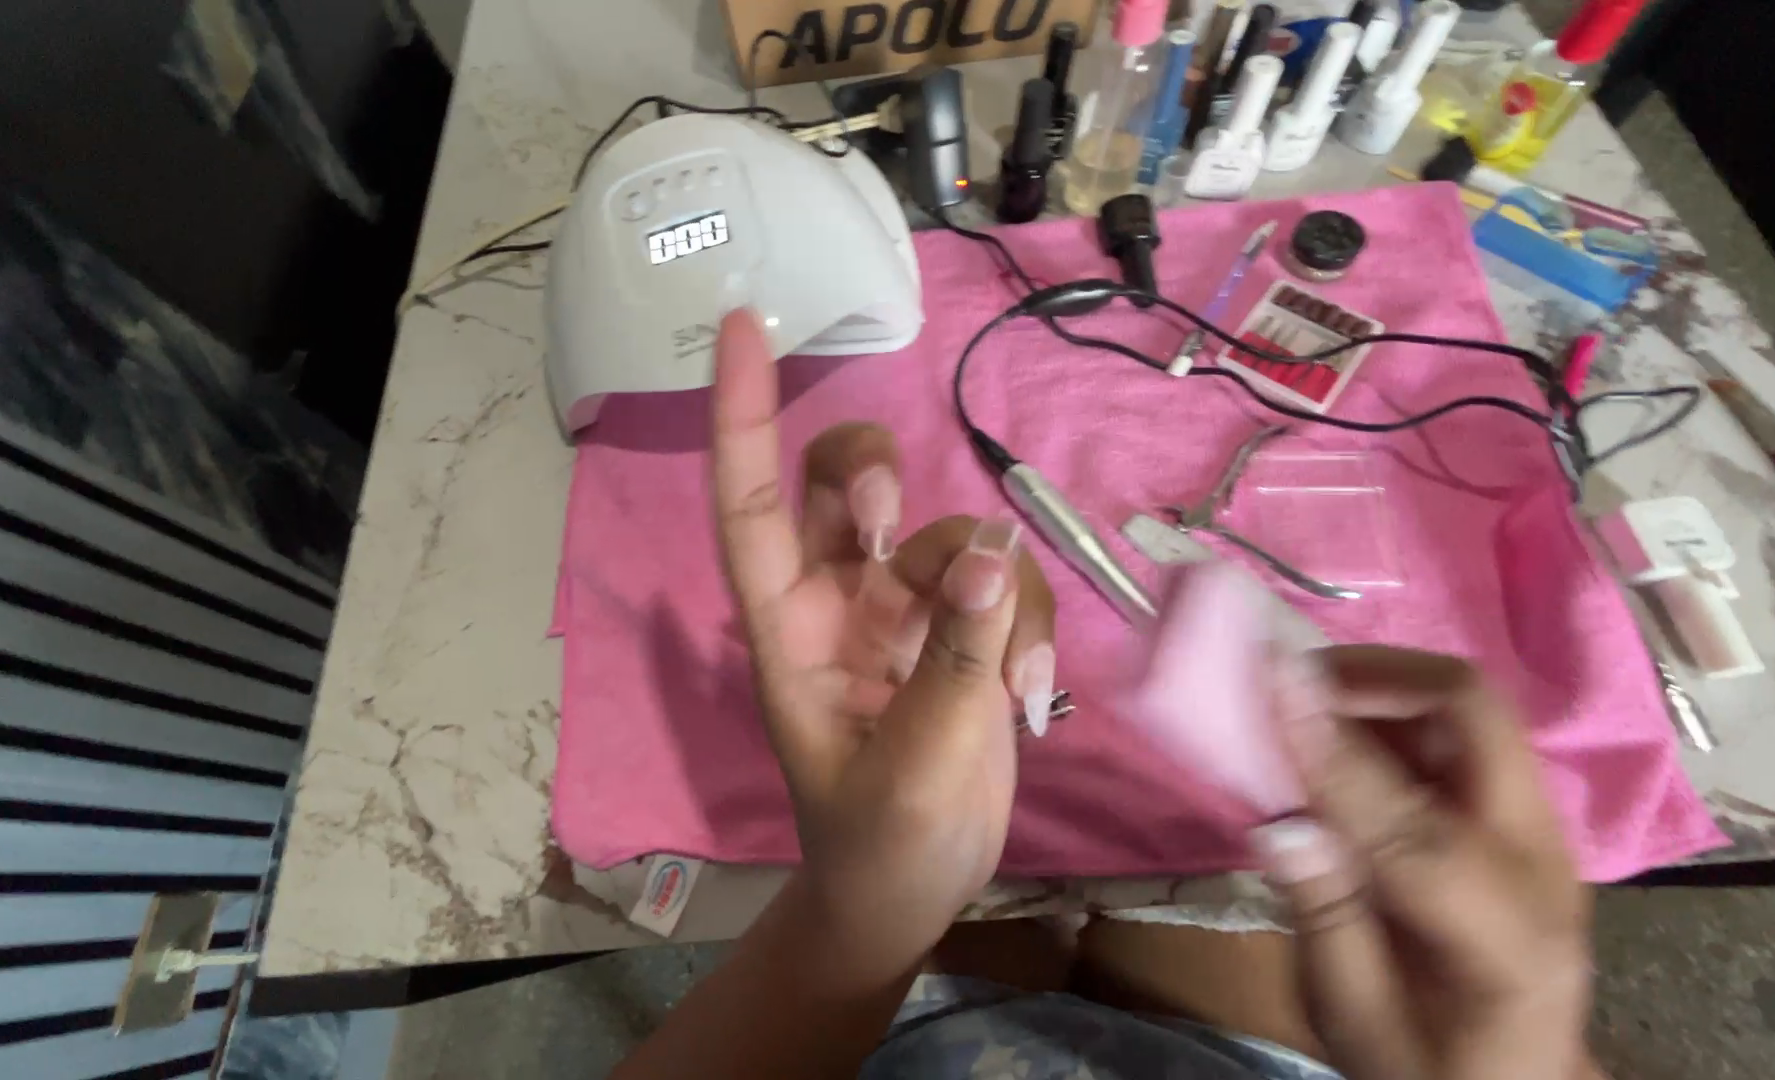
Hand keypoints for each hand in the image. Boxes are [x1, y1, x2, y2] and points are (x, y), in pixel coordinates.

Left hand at [710, 310, 1056, 974]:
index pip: (751, 504)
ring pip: (950, 535)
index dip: (742, 414)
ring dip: (990, 591)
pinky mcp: (961, 631)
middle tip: (895, 531)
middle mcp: (842, 598)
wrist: (914, 888)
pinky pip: (1003, 587)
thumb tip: (991, 560)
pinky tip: (1032, 701)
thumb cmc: (881, 838)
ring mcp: (905, 611)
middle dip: (877, 478)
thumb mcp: (914, 765)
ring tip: (1011, 686)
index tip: (743, 322)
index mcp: (788, 625)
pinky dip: (1027, 628)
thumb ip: (952, 664)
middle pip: (846, 483)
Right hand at [1253, 646, 1593, 1079]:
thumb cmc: (1424, 1060)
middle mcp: (1537, 861)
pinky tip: (1322, 729)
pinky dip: (1376, 707)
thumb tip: (1278, 824)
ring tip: (1293, 697)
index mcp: (1503, 937)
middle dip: (1371, 676)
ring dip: (1370, 685)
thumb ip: (1324, 921)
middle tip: (1285, 679)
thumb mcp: (1356, 1018)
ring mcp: (1533, 827)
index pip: (1411, 823)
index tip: (1267, 682)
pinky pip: (1445, 726)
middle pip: (1472, 714)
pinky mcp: (1511, 811)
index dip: (1330, 750)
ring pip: (1461, 706)